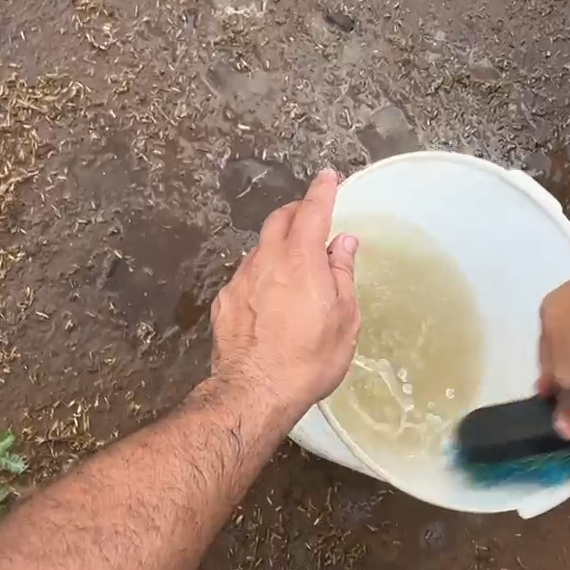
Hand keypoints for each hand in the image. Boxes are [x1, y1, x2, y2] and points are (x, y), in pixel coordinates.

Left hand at [206, 169, 361, 421]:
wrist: (254, 392)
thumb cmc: (309, 358)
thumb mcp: (344, 318)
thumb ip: (342, 273)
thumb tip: (343, 243)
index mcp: (301, 259)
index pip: (312, 210)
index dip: (322, 190)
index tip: (328, 177)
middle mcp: (267, 260)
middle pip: (279, 219)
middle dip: (296, 211)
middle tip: (311, 217)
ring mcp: (241, 279)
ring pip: (260, 247)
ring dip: (278, 244)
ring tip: (294, 265)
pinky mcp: (225, 301)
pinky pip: (246, 274)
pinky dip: (262, 273)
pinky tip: (270, 296)